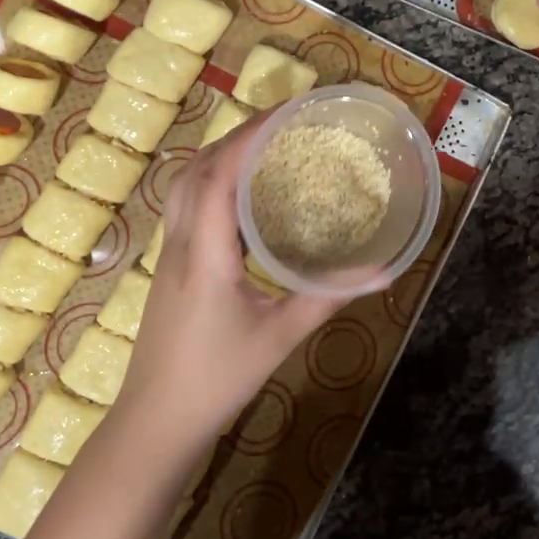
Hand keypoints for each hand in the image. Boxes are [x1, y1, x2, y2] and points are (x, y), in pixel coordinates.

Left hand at [116, 113, 348, 442]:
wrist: (155, 425)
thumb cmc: (216, 380)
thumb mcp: (279, 337)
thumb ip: (328, 298)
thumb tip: (382, 271)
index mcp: (205, 253)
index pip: (219, 175)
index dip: (250, 136)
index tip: (288, 113)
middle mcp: (180, 243)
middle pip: (196, 168)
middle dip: (237, 135)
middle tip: (284, 122)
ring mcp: (168, 253)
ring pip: (184, 184)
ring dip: (220, 154)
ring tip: (265, 146)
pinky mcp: (169, 266)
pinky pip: (186, 204)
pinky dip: (212, 180)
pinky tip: (244, 193)